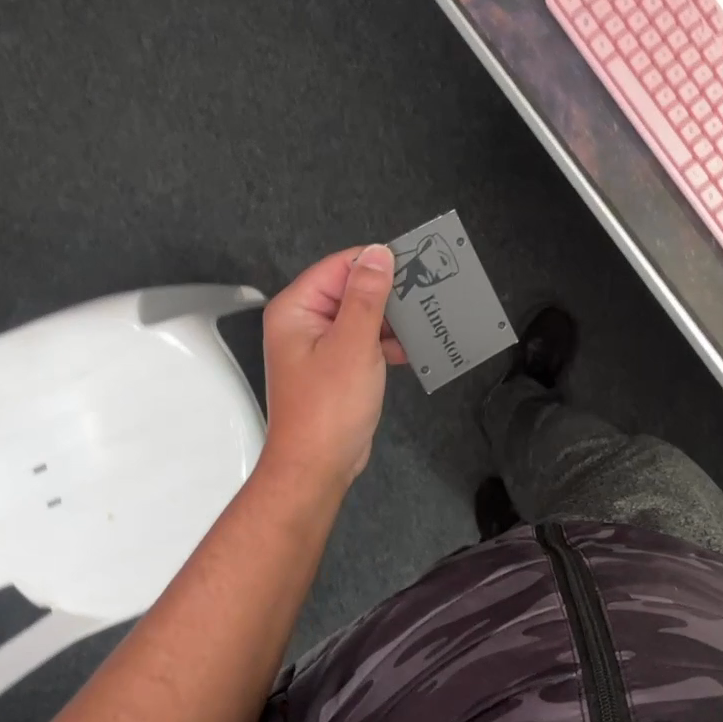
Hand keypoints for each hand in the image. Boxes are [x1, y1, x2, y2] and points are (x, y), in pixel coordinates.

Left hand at [260, 246, 406, 488]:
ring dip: (391, 321)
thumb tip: (378, 255)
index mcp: (297, 309)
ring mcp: (320, 346)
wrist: (317, 467)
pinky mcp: (336, 366)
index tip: (414, 266)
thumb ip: (367, 297)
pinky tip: (410, 350)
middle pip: (352, 289)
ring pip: (362, 315)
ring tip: (422, 325)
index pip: (341, 266)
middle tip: (425, 296)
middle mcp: (304, 322)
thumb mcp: (353, 344)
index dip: (377, 264)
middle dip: (388, 295)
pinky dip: (386, 343)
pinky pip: (364, 341)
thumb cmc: (327, 410)